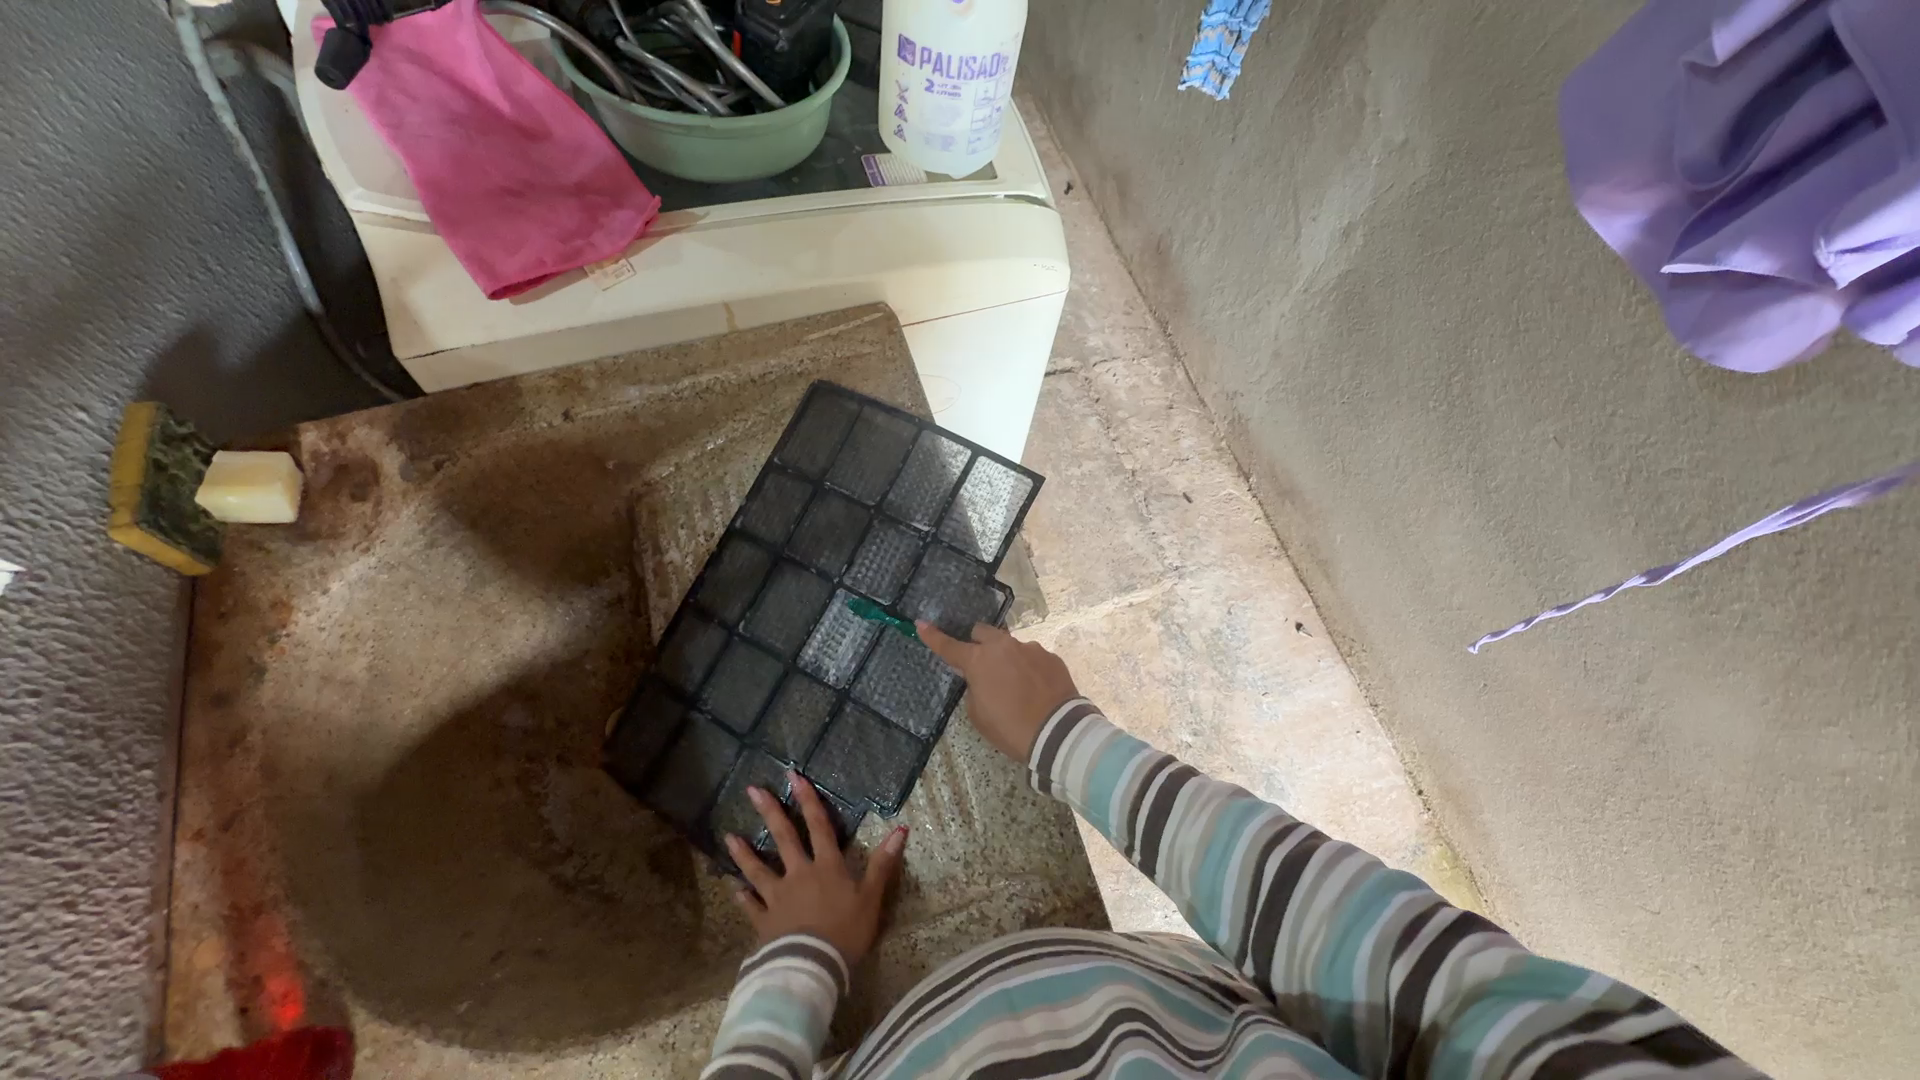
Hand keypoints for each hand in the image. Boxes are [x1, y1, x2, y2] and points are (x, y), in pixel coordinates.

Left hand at [726, 772, 907, 966]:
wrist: (812, 965)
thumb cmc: (846, 930)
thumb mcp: (871, 897)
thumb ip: (882, 863)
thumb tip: (900, 828)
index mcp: (827, 866)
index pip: (819, 826)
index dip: (808, 800)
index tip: (794, 777)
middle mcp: (799, 874)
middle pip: (784, 838)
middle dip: (771, 812)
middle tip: (753, 790)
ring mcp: (778, 897)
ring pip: (758, 870)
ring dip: (745, 853)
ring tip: (730, 836)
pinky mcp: (765, 921)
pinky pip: (753, 906)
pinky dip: (744, 898)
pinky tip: (735, 890)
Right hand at [917, 621, 1079, 762]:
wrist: (1057, 732)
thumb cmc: (1010, 727)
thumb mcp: (978, 714)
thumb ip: (973, 689)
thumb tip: (980, 678)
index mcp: (979, 661)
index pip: (949, 646)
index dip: (933, 637)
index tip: (921, 624)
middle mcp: (1003, 647)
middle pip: (982, 632)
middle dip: (978, 644)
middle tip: (983, 666)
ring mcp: (1030, 649)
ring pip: (1010, 645)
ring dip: (1007, 658)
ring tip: (1017, 686)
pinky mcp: (1051, 657)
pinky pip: (1033, 657)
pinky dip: (1029, 668)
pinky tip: (1036, 689)